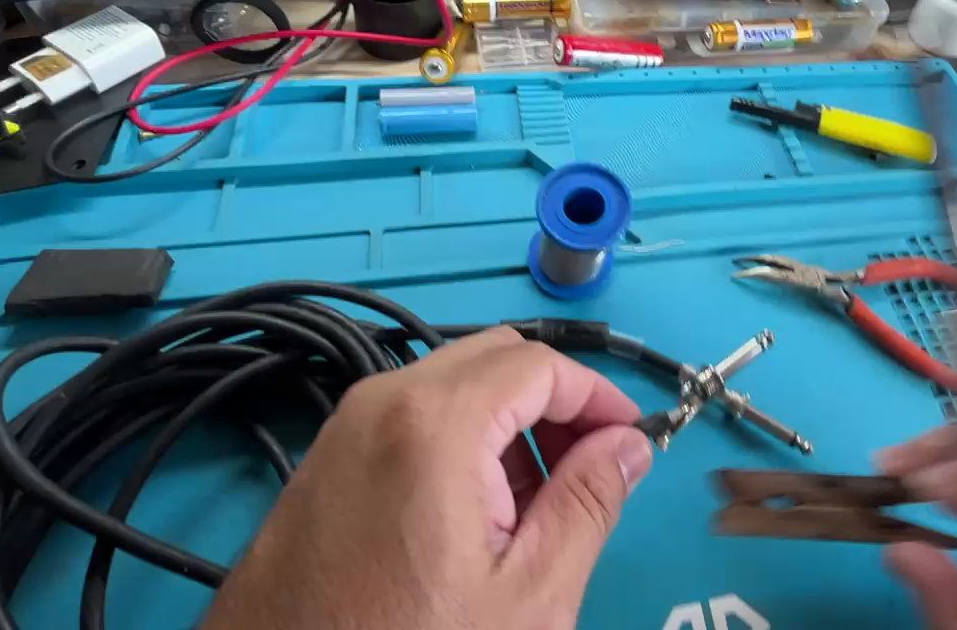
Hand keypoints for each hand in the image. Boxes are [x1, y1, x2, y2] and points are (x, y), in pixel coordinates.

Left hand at [203, 327, 653, 629]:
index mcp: (437, 418)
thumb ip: (590, 502)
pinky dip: (462, 438)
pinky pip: (412, 415)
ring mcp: (345, 427)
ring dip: (510, 420)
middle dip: (555, 402)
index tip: (631, 436)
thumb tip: (629, 443)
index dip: (597, 394)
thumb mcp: (528, 597)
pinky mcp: (324, 460)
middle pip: (497, 359)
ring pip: (455, 383)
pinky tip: (474, 512)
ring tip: (536, 503)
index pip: (540, 365)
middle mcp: (384, 399)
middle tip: (590, 466)